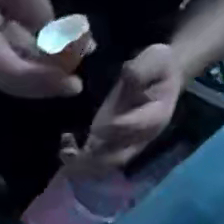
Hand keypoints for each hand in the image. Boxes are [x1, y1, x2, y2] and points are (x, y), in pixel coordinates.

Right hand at [0, 0, 82, 98]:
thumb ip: (38, 11)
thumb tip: (60, 38)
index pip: (14, 70)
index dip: (42, 75)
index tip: (70, 75)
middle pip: (17, 83)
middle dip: (47, 85)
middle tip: (76, 86)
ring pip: (20, 82)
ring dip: (46, 81)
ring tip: (72, 76)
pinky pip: (21, 72)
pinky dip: (42, 71)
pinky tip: (62, 65)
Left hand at [59, 43, 183, 175]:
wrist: (157, 79)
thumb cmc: (157, 67)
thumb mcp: (155, 58)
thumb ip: (142, 69)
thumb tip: (126, 73)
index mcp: (155, 116)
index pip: (134, 129)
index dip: (116, 130)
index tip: (97, 128)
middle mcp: (138, 138)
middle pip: (117, 158)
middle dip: (94, 159)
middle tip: (74, 151)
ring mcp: (121, 145)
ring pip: (101, 165)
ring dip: (81, 164)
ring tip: (66, 150)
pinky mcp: (106, 145)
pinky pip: (91, 161)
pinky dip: (76, 158)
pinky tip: (66, 144)